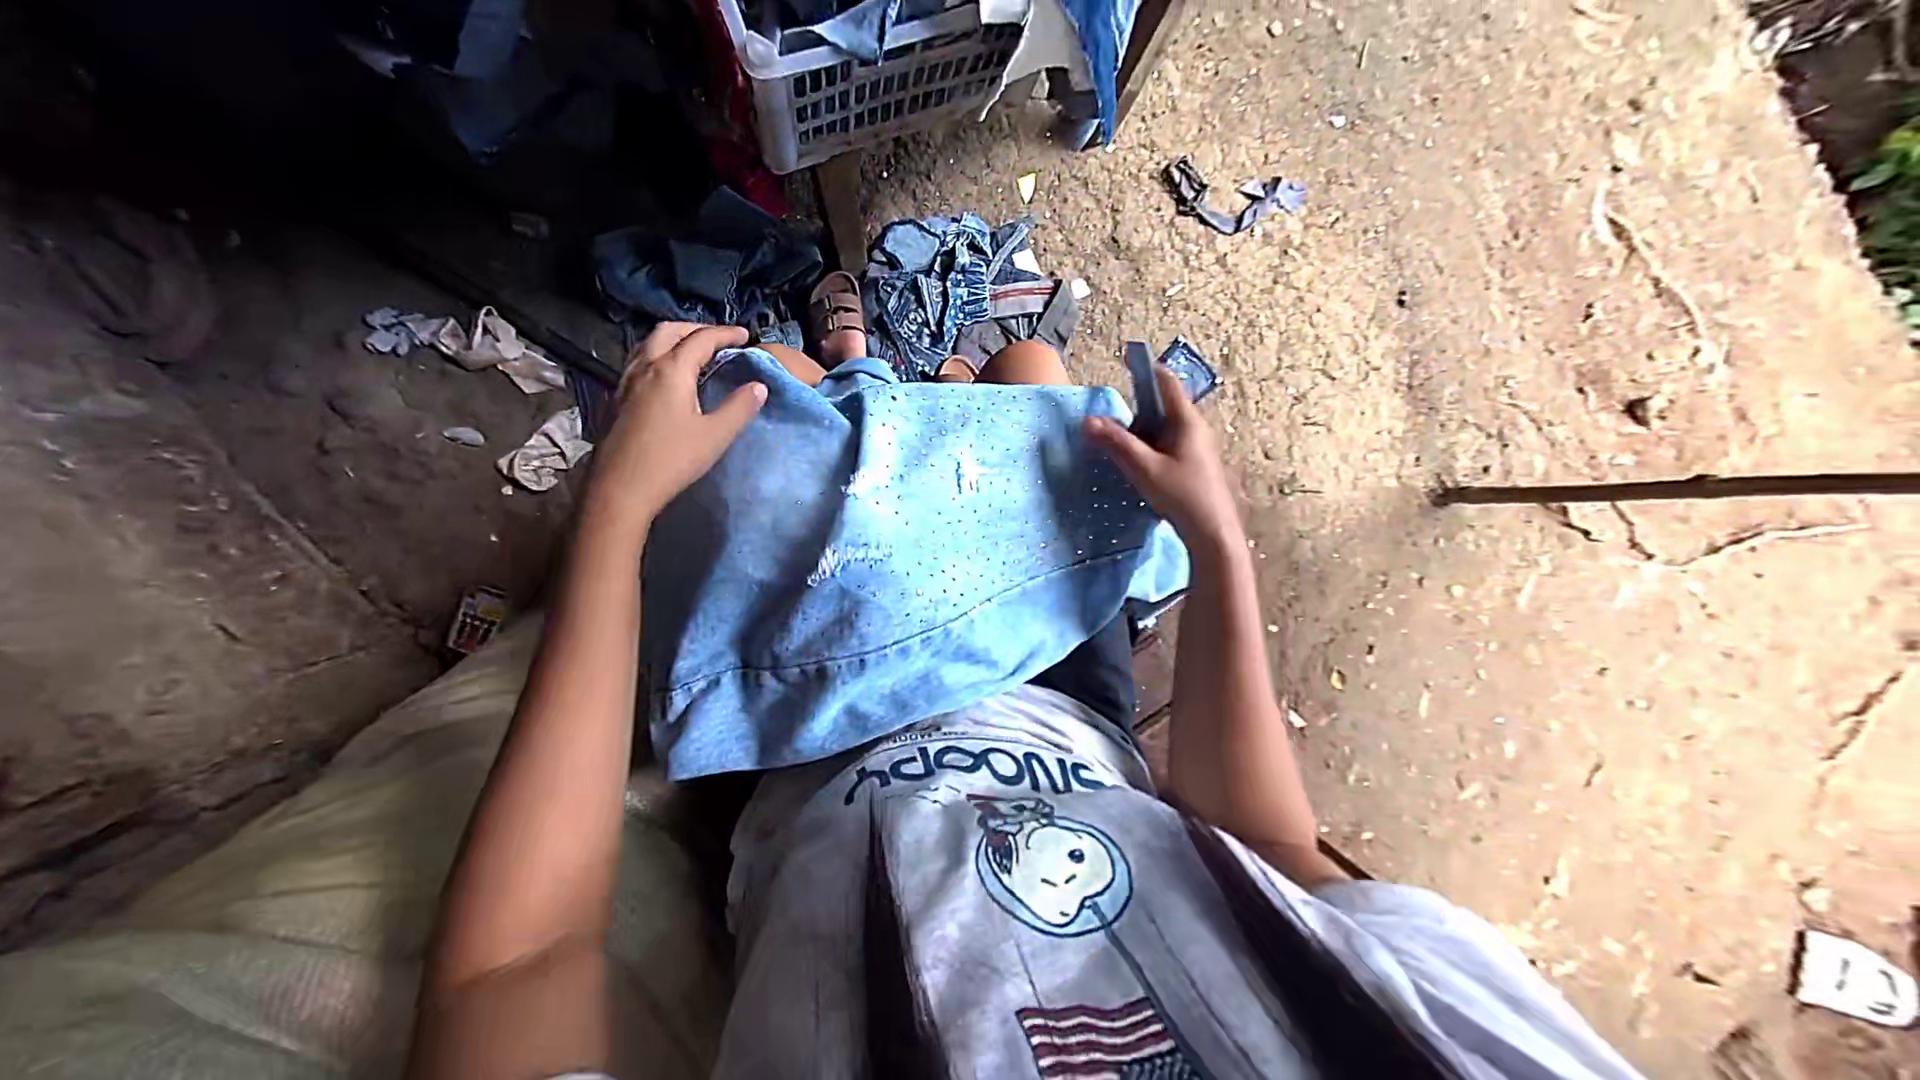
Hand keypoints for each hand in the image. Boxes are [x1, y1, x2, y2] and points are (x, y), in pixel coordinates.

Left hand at [586, 322, 763, 529]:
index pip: (701, 339)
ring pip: (649, 344)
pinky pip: (638, 361)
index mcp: (671, 371)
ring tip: (693, 352)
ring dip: (674, 339)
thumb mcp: (715, 435)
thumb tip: (759, 387)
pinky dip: (659, 355)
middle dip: (696, 329)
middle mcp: (645, 367)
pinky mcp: (617, 398)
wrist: (622, 487)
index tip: (745, 336)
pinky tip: (667, 377)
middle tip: (718, 339)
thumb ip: (739, 408)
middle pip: (669, 332)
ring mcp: (626, 382)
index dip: (725, 334)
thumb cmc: (672, 460)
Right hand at [1083, 365, 1243, 551]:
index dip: (1146, 369)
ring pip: (1161, 429)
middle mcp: (1194, 429)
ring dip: (1139, 432)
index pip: (1167, 382)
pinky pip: (1165, 445)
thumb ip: (1117, 443)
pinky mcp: (1192, 465)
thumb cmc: (1183, 496)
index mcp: (1187, 421)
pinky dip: (1148, 447)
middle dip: (1135, 409)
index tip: (1125, 360)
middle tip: (1110, 422)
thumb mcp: (1144, 469)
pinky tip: (1136, 466)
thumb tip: (1088, 421)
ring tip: (1118, 447)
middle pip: (1161, 406)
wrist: (1213, 534)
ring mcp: (1195, 448)